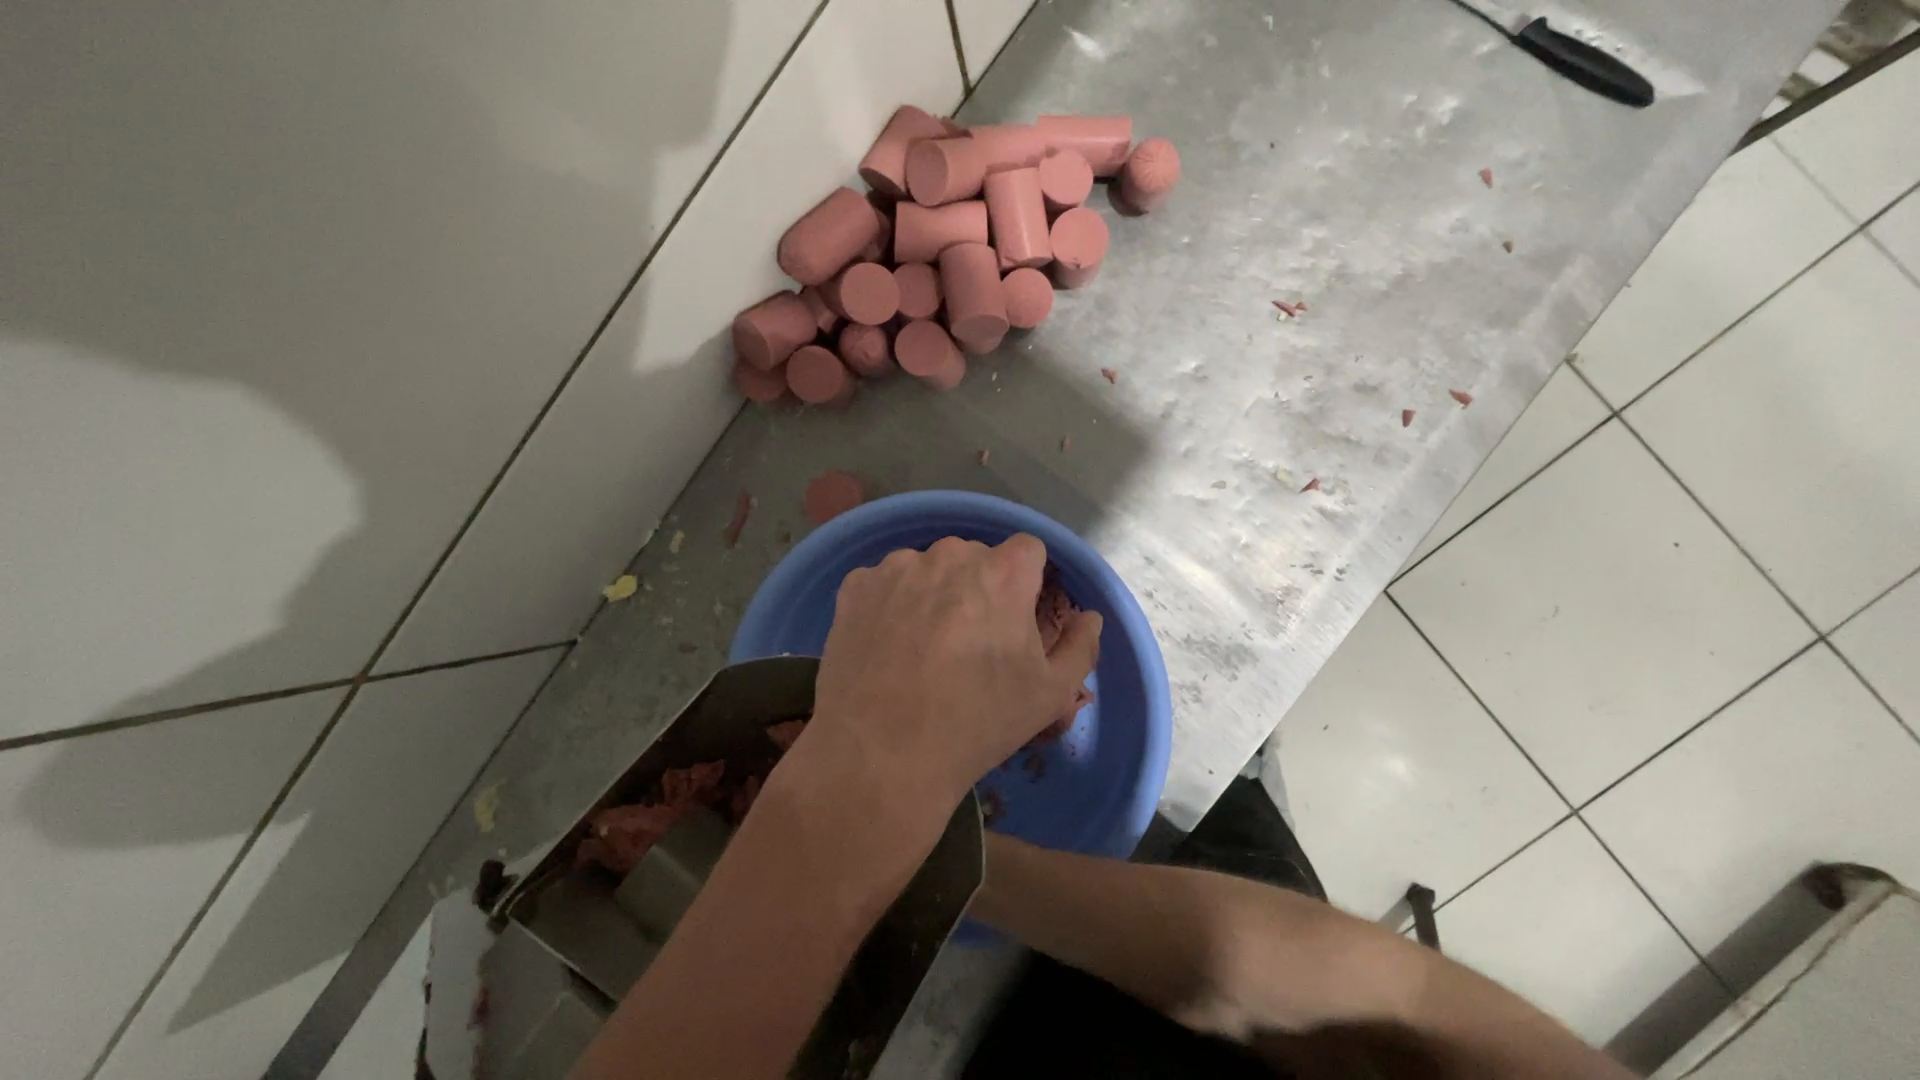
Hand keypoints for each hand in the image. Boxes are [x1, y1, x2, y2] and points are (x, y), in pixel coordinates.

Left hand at [806, 534, 1102, 805]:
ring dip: (932, 594)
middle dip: (979, 589)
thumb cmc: (977, 723)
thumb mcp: (1050, 695)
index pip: (1028, 551)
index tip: (1015, 620)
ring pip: (927, 569)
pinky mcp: (855, 586)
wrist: (881, 753)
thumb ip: (1081, 646)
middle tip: (969, 644)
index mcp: (1004, 572)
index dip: (1026, 584)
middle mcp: (950, 555)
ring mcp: (897, 567)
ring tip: (922, 650)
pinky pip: (884, 584)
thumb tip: (1090, 617)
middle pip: (975, 559)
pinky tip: (887, 648)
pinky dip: (890, 606)